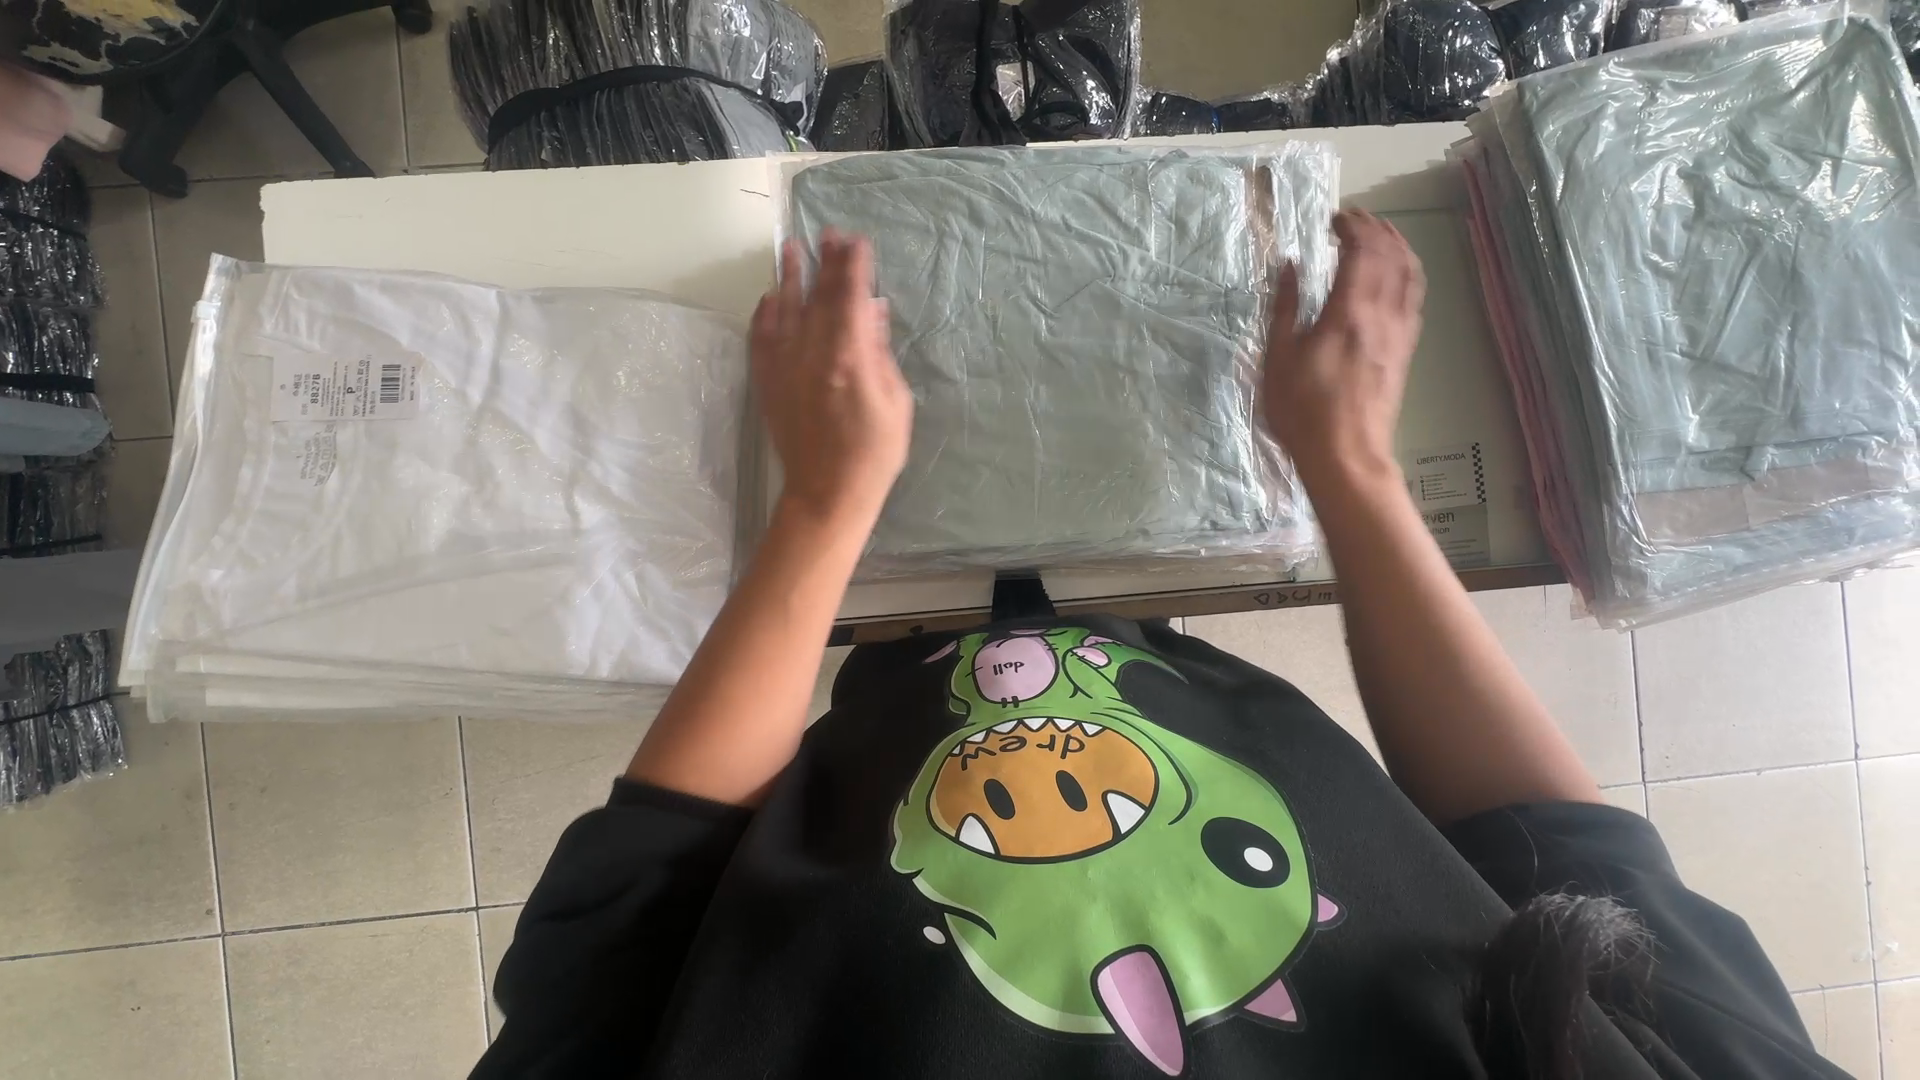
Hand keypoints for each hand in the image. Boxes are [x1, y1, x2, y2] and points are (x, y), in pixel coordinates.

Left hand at [753, 231, 913, 527]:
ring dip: (788, 277)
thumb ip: (881, 353)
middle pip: (817, 296)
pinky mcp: (767, 383)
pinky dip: (764, 315)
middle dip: (824, 263)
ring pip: (783, 310)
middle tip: (828, 234)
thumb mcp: (895, 402)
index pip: (850, 297)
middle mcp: (811, 353)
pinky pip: (761, 339)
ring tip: (791, 249)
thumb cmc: (873, 454)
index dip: (854, 266)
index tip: (857, 242)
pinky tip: (769, 298)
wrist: (826, 493)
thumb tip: (874, 312)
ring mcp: (784, 367)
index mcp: (849, 357)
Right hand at [1262, 209, 1424, 494]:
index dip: (1351, 227)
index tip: (1333, 218)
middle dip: (1375, 229)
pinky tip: (1397, 275)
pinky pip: (1415, 298)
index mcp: (1347, 312)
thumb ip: (1284, 308)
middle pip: (1391, 255)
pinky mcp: (1404, 350)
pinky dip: (1409, 274)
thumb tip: (1288, 266)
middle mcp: (1381, 314)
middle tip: (1354, 220)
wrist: (1345, 454)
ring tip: (1381, 236)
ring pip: (1411, 273)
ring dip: (1398, 246)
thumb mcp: (1278, 359)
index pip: (1360, 251)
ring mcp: (1398, 332)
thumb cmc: (1301, 410)